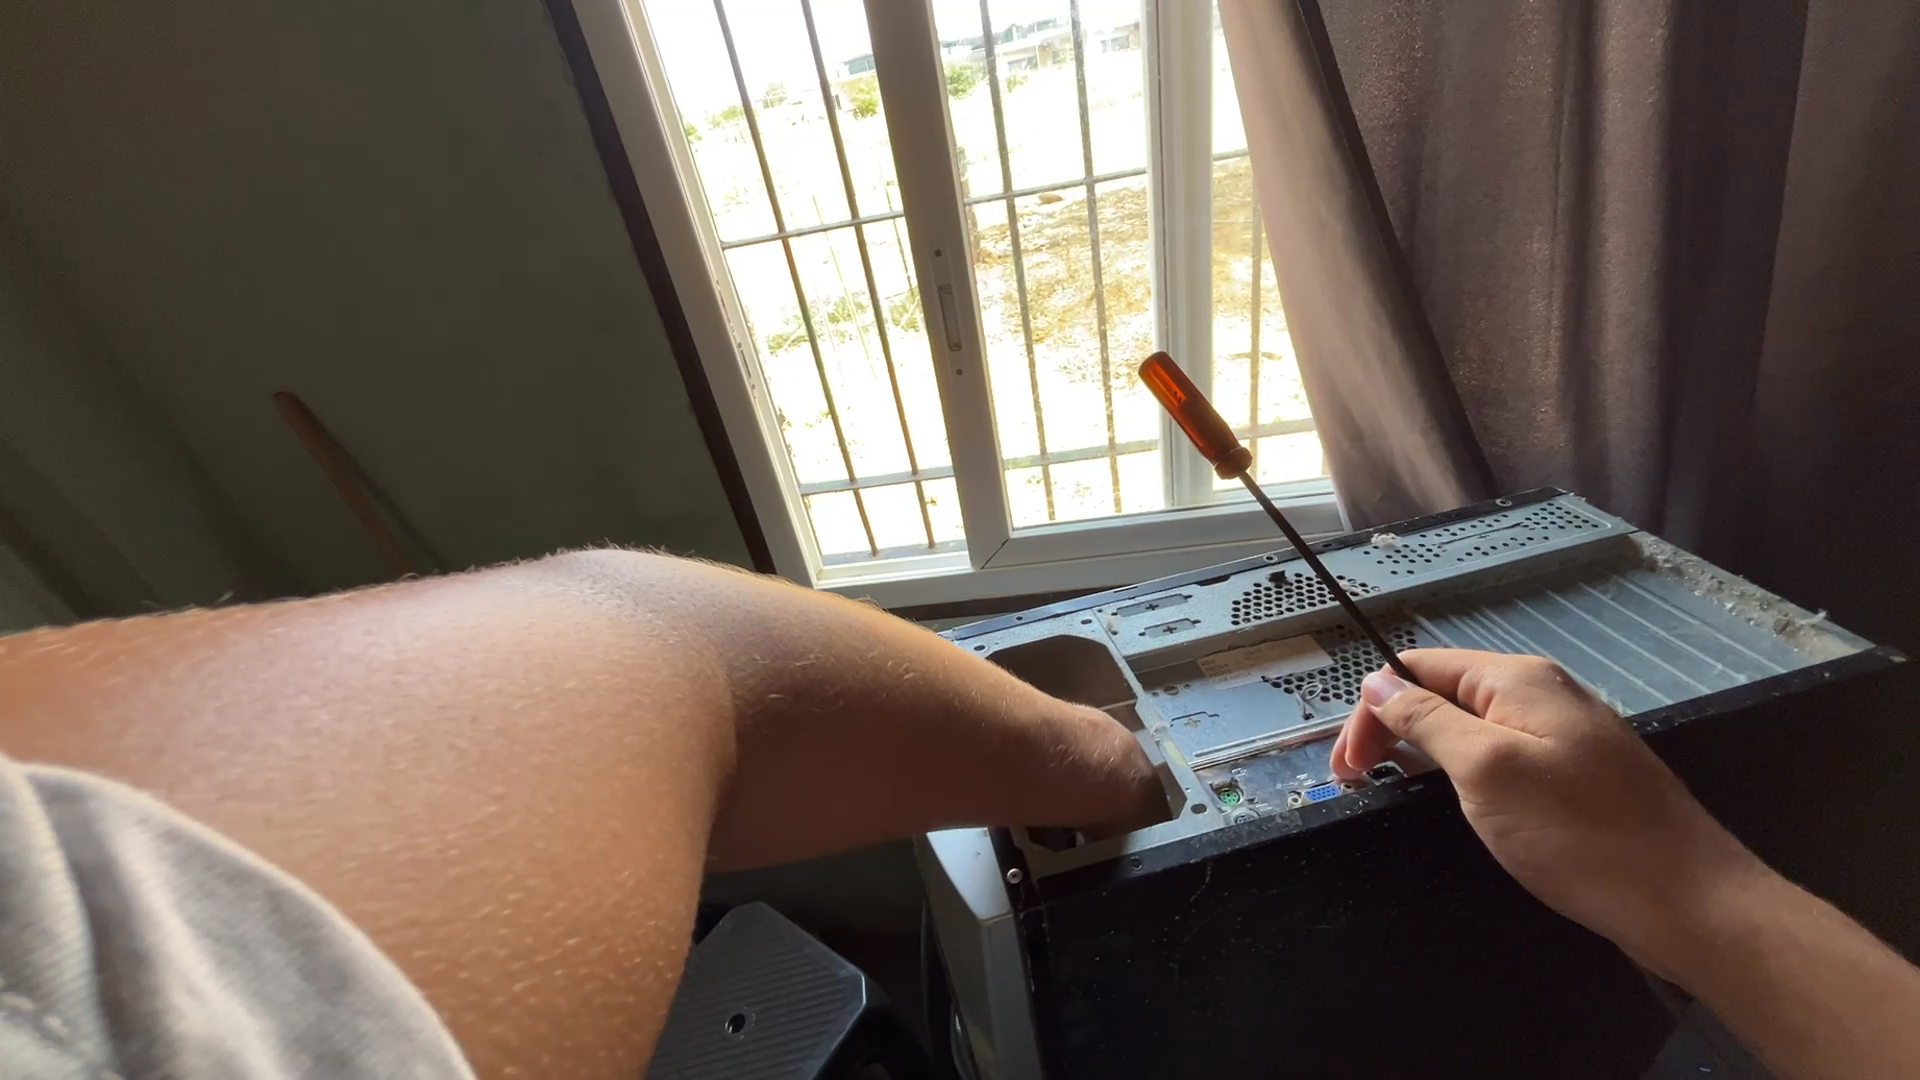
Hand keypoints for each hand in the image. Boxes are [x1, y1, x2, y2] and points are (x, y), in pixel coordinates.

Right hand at [1329, 648, 1763, 970]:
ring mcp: (1558, 731)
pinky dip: (1454, 766)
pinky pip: (1493, 750)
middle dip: (1387, 728)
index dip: (1371, 708)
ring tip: (1385, 782)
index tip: (1347, 762)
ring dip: (1416, 748)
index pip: (1414, 669)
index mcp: (1515, 680)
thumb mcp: (1485, 769)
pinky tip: (1444, 791)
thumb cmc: (1580, 835)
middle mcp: (1536, 693)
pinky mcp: (1571, 769)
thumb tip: (1377, 682)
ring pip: (1462, 722)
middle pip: (1436, 692)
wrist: (1696, 910)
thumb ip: (1425, 718)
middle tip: (1353, 778)